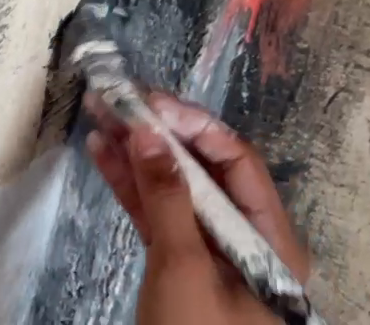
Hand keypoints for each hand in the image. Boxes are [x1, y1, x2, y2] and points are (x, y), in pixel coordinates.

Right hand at [86, 93, 310, 324]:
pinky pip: (157, 214)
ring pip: (174, 188)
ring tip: (99, 117)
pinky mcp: (180, 266)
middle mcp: (244, 238)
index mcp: (270, 239)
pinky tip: (102, 156)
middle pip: (203, 169)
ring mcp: (210, 252)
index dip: (194, 125)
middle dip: (158, 134)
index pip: (236, 161)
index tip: (149, 103)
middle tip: (117, 100)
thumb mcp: (184, 269)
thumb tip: (148, 131)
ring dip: (137, 153)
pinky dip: (130, 186)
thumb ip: (167, 197)